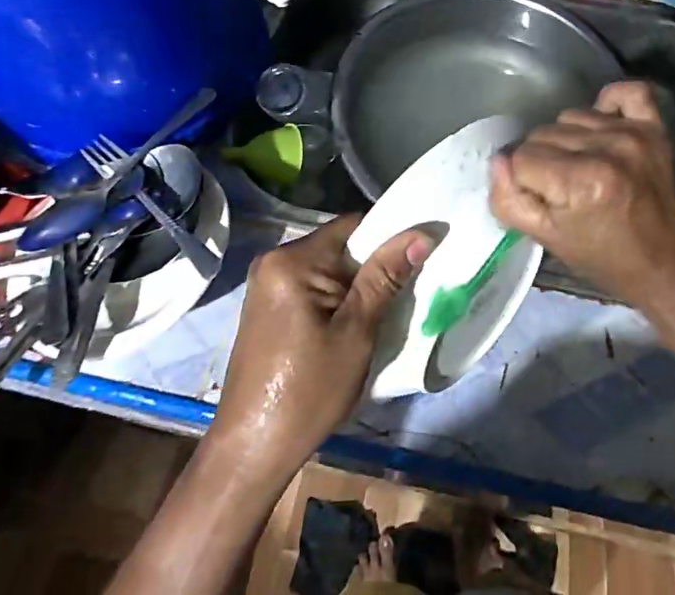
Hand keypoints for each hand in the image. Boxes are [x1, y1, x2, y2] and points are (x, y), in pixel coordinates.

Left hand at [207, 215, 431, 477]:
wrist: (252, 450)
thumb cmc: (308, 391)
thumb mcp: (356, 332)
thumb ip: (386, 277)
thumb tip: (422, 234)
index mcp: (291, 260)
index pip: (355, 225)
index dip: (391, 237)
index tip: (421, 258)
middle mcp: (274, 262)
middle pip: (342, 246)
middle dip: (376, 265)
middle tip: (409, 290)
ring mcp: (268, 286)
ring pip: (332, 268)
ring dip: (360, 285)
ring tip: (389, 309)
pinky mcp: (269, 308)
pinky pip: (316, 286)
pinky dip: (341, 299)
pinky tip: (358, 324)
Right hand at [488, 81, 674, 315]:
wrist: (663, 262)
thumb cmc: (602, 256)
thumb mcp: (546, 238)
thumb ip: (509, 201)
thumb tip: (497, 161)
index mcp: (581, 181)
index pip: (521, 159)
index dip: (525, 183)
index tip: (545, 203)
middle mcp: (607, 148)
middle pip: (543, 134)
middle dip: (543, 161)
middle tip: (563, 189)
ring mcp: (633, 134)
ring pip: (571, 115)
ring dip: (570, 139)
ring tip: (584, 166)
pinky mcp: (654, 127)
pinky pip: (626, 92)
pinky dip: (609, 104)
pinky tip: (603, 127)